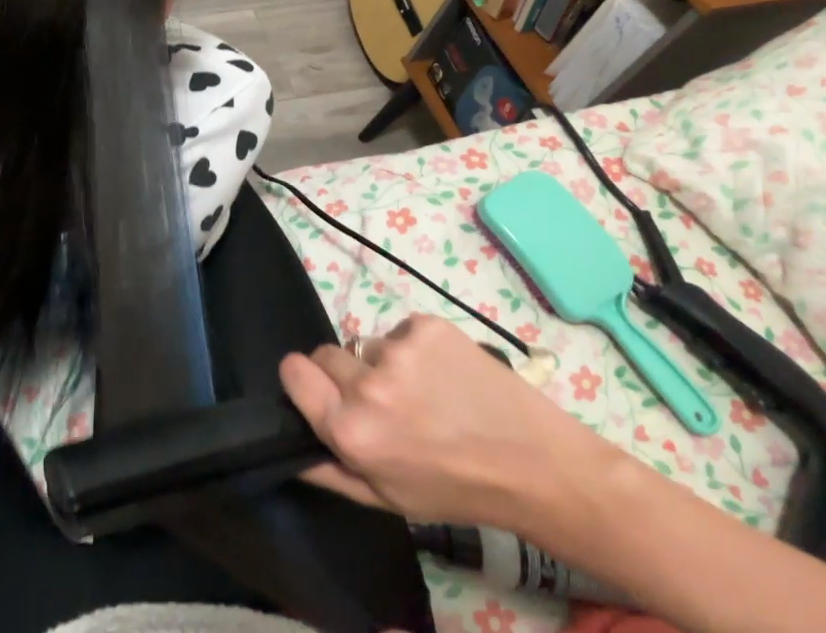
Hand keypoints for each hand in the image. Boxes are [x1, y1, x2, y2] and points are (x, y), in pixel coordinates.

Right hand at [279, 314, 612, 532]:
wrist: (537, 464)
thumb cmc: (457, 489)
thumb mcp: (387, 498)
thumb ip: (329, 473)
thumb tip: (288, 449)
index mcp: (350, 430)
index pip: (293, 372)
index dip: (303, 381)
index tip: (322, 392)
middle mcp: (368, 385)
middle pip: (325, 355)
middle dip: (343, 375)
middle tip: (382, 401)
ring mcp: (400, 350)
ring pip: (367, 346)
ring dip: (383, 365)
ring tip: (424, 393)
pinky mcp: (429, 327)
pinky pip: (400, 331)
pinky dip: (415, 350)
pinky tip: (444, 376)